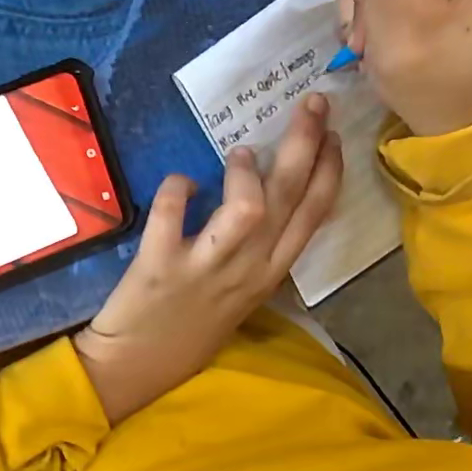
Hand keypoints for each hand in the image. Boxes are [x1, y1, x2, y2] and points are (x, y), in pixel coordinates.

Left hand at [74, 94, 343, 423]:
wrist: (138, 367)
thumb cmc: (190, 328)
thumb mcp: (240, 297)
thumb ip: (256, 254)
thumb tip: (264, 200)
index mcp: (268, 276)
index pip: (314, 217)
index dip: (329, 171)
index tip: (333, 135)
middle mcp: (246, 271)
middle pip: (289, 201)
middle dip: (305, 146)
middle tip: (311, 104)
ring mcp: (204, 269)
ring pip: (246, 211)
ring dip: (247, 176)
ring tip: (239, 155)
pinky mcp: (159, 266)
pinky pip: (170, 215)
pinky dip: (176, 190)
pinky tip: (180, 183)